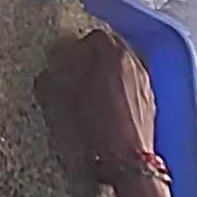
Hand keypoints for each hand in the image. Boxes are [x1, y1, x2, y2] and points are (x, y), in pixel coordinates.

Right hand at [61, 28, 156, 156]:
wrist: (129, 161)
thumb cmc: (98, 125)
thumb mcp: (69, 101)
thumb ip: (55, 80)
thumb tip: (46, 74)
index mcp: (113, 55)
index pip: (97, 36)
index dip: (81, 45)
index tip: (71, 58)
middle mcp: (132, 61)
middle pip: (114, 45)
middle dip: (98, 53)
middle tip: (83, 68)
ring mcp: (144, 79)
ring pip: (126, 62)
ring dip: (111, 67)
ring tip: (97, 85)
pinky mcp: (150, 99)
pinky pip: (134, 80)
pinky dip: (123, 83)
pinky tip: (113, 102)